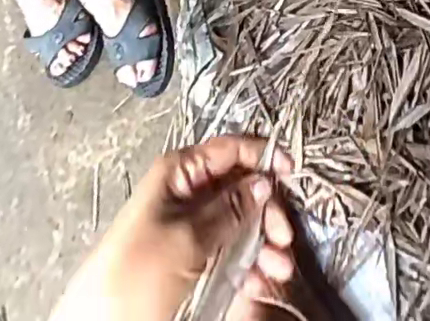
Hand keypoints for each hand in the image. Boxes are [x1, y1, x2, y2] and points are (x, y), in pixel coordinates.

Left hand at [58, 135, 297, 320]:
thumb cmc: (137, 274)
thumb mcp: (186, 239)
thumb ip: (230, 208)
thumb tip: (263, 180)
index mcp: (180, 173)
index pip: (230, 149)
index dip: (263, 155)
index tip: (291, 171)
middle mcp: (188, 192)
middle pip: (242, 187)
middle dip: (267, 211)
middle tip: (283, 237)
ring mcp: (192, 227)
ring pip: (242, 222)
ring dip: (264, 242)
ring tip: (278, 268)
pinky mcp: (194, 259)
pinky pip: (232, 251)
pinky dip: (252, 264)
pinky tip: (263, 281)